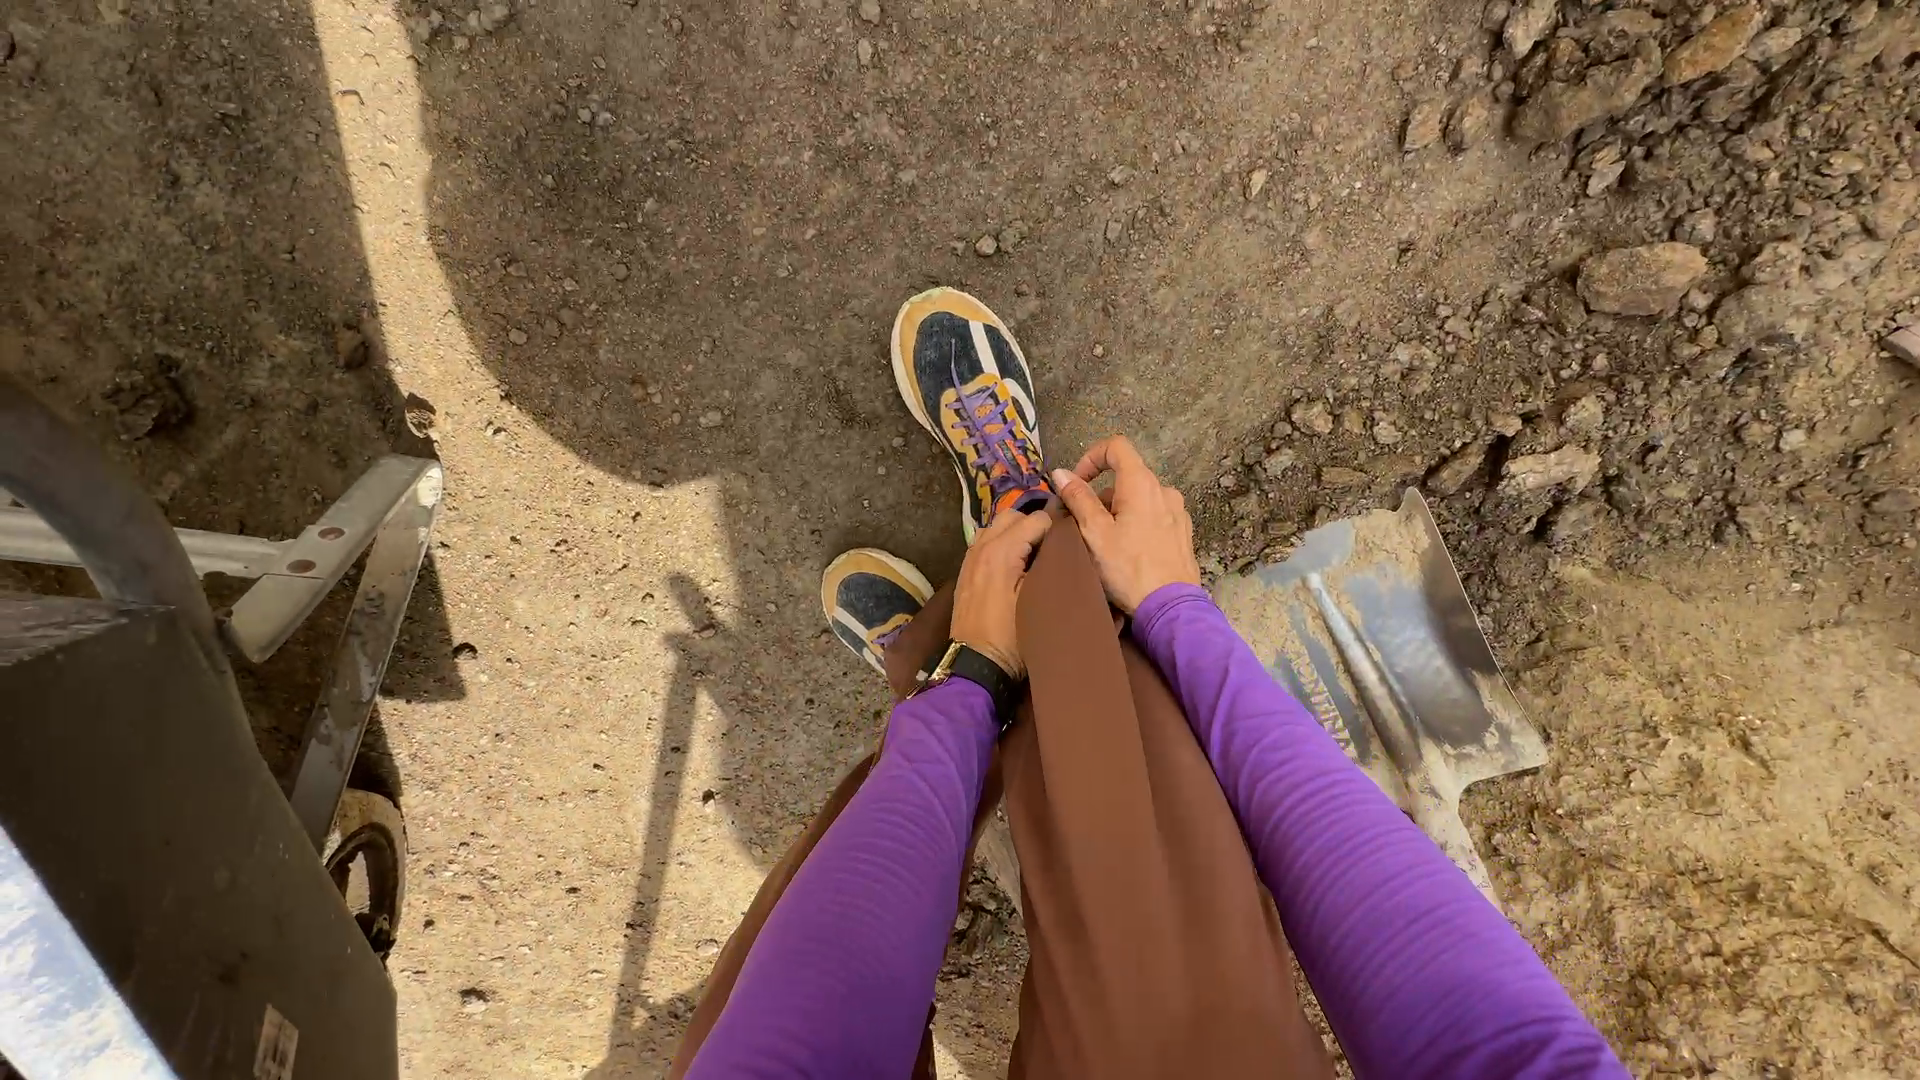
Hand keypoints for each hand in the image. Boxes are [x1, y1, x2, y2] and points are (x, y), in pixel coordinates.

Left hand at [949, 509, 1052, 677]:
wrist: (977, 663)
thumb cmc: (1012, 636)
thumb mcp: (1038, 599)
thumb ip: (1050, 564)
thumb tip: (1065, 543)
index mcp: (1001, 550)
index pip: (1037, 519)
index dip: (1057, 528)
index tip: (1070, 543)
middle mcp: (982, 546)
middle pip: (1014, 515)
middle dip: (1035, 526)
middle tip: (1052, 548)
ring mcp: (970, 557)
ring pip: (997, 526)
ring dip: (1016, 533)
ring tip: (1033, 554)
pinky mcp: (966, 569)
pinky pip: (985, 541)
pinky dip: (1001, 543)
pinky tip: (1014, 564)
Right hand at [1050, 435, 1200, 613]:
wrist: (1170, 607)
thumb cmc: (1128, 568)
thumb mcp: (1094, 533)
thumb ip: (1078, 498)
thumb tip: (1061, 473)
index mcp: (1142, 484)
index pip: (1116, 447)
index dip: (1091, 457)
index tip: (1076, 484)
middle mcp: (1164, 490)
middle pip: (1125, 477)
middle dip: (1100, 496)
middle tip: (1085, 526)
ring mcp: (1177, 511)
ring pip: (1138, 499)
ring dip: (1118, 512)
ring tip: (1106, 544)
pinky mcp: (1183, 532)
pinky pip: (1153, 516)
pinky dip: (1136, 523)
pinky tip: (1129, 552)